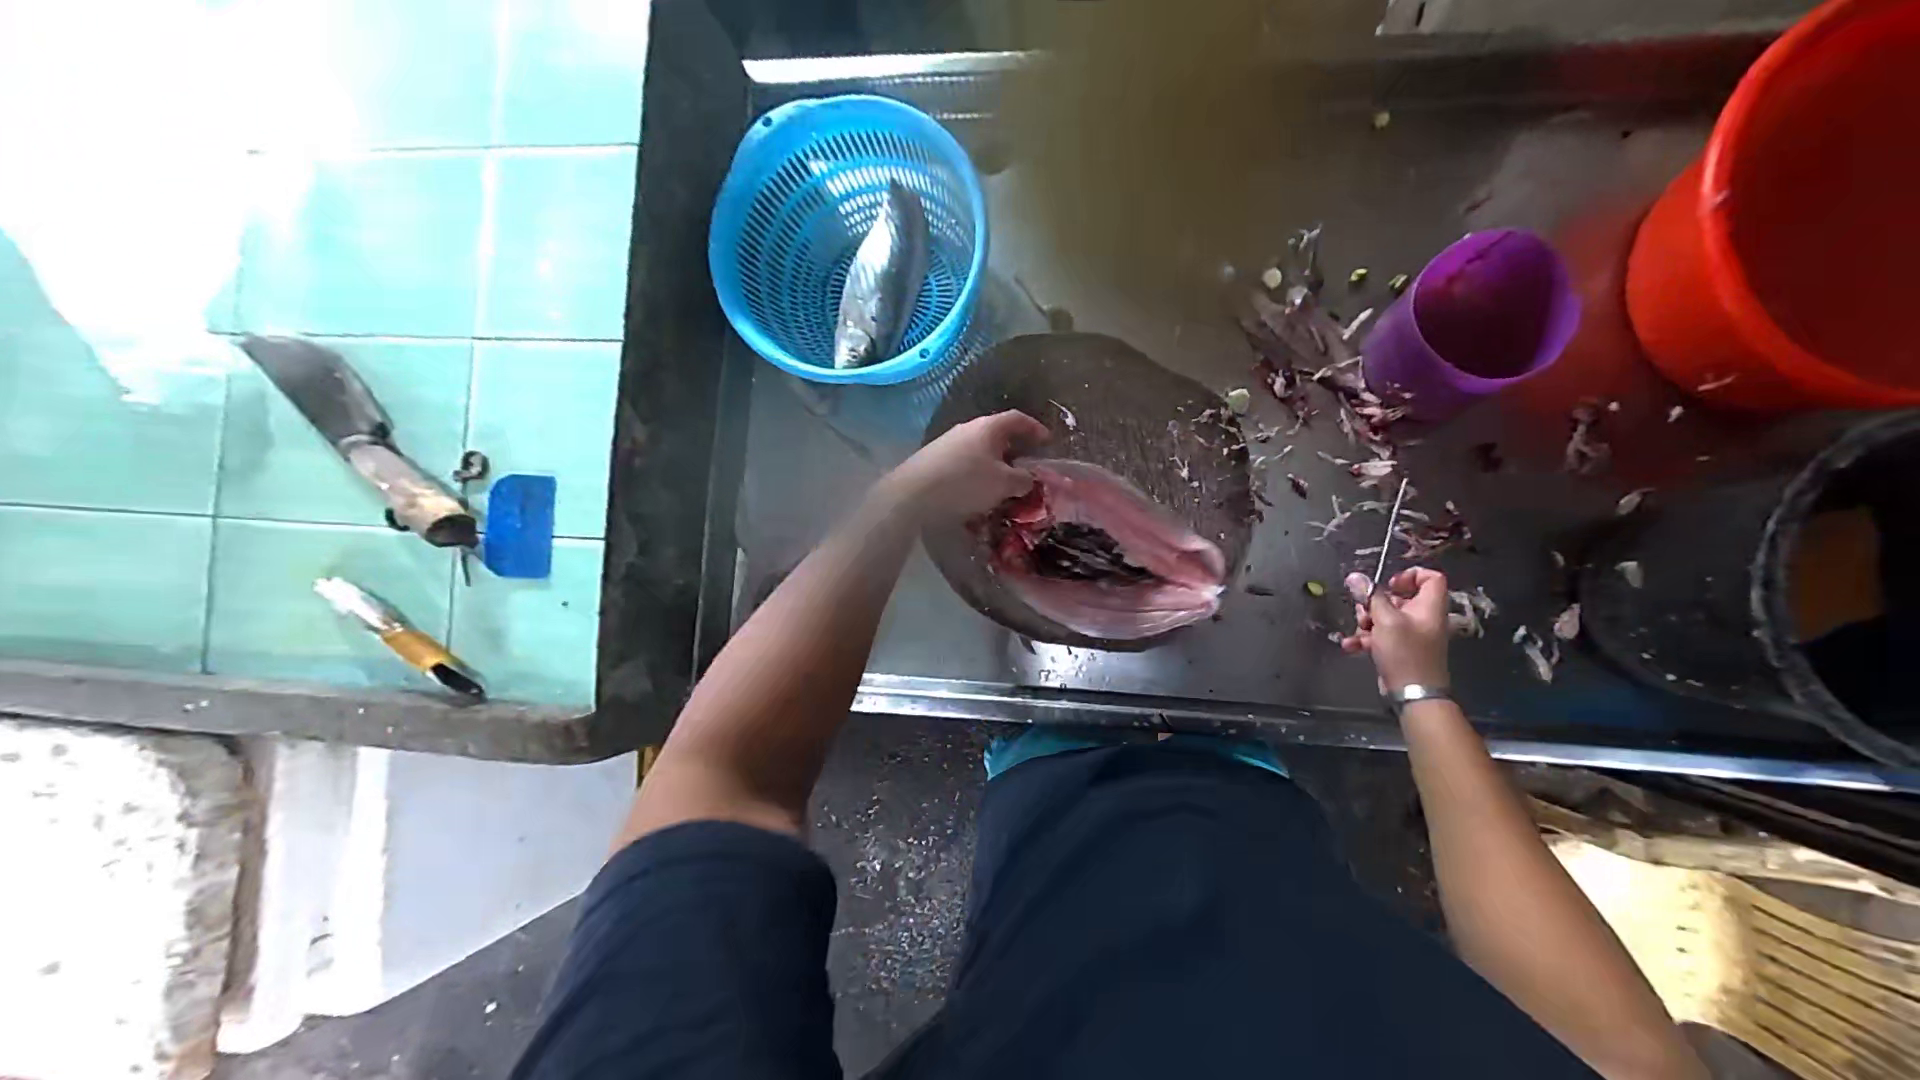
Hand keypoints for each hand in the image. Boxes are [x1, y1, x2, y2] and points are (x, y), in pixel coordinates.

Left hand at [885, 410, 1050, 523]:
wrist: (913, 493)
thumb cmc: (965, 482)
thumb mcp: (1004, 484)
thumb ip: (1023, 480)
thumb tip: (1028, 479)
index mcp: (988, 427)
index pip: (1017, 419)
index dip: (1035, 428)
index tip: (1047, 441)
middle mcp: (967, 429)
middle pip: (997, 435)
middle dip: (1014, 450)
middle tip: (1026, 467)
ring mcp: (948, 443)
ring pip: (979, 451)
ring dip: (994, 465)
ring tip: (1002, 485)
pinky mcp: (934, 460)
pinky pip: (964, 464)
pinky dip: (976, 475)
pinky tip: (977, 494)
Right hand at [1340, 567, 1449, 693]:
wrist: (1412, 692)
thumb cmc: (1405, 652)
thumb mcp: (1385, 620)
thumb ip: (1370, 597)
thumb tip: (1356, 577)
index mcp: (1428, 606)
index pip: (1431, 578)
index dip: (1409, 575)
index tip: (1388, 584)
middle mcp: (1422, 617)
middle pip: (1398, 597)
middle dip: (1374, 603)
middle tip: (1364, 612)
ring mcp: (1410, 633)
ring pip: (1384, 616)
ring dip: (1366, 621)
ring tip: (1360, 632)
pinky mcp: (1398, 647)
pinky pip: (1379, 634)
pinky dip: (1365, 638)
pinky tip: (1352, 645)